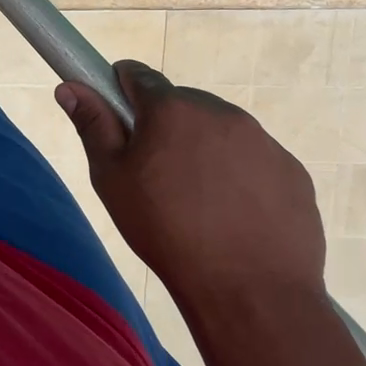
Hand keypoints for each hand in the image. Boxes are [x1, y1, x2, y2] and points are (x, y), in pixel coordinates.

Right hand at [56, 61, 325, 300]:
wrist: (252, 292)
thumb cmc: (165, 228)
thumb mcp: (111, 177)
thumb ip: (93, 125)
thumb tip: (70, 86)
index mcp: (172, 108)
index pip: (138, 74)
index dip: (121, 92)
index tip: (119, 122)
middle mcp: (221, 113)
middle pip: (181, 103)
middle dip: (166, 123)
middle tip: (156, 170)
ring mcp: (265, 143)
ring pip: (220, 130)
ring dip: (204, 147)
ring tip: (198, 197)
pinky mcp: (295, 173)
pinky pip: (255, 159)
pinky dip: (240, 173)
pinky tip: (233, 212)